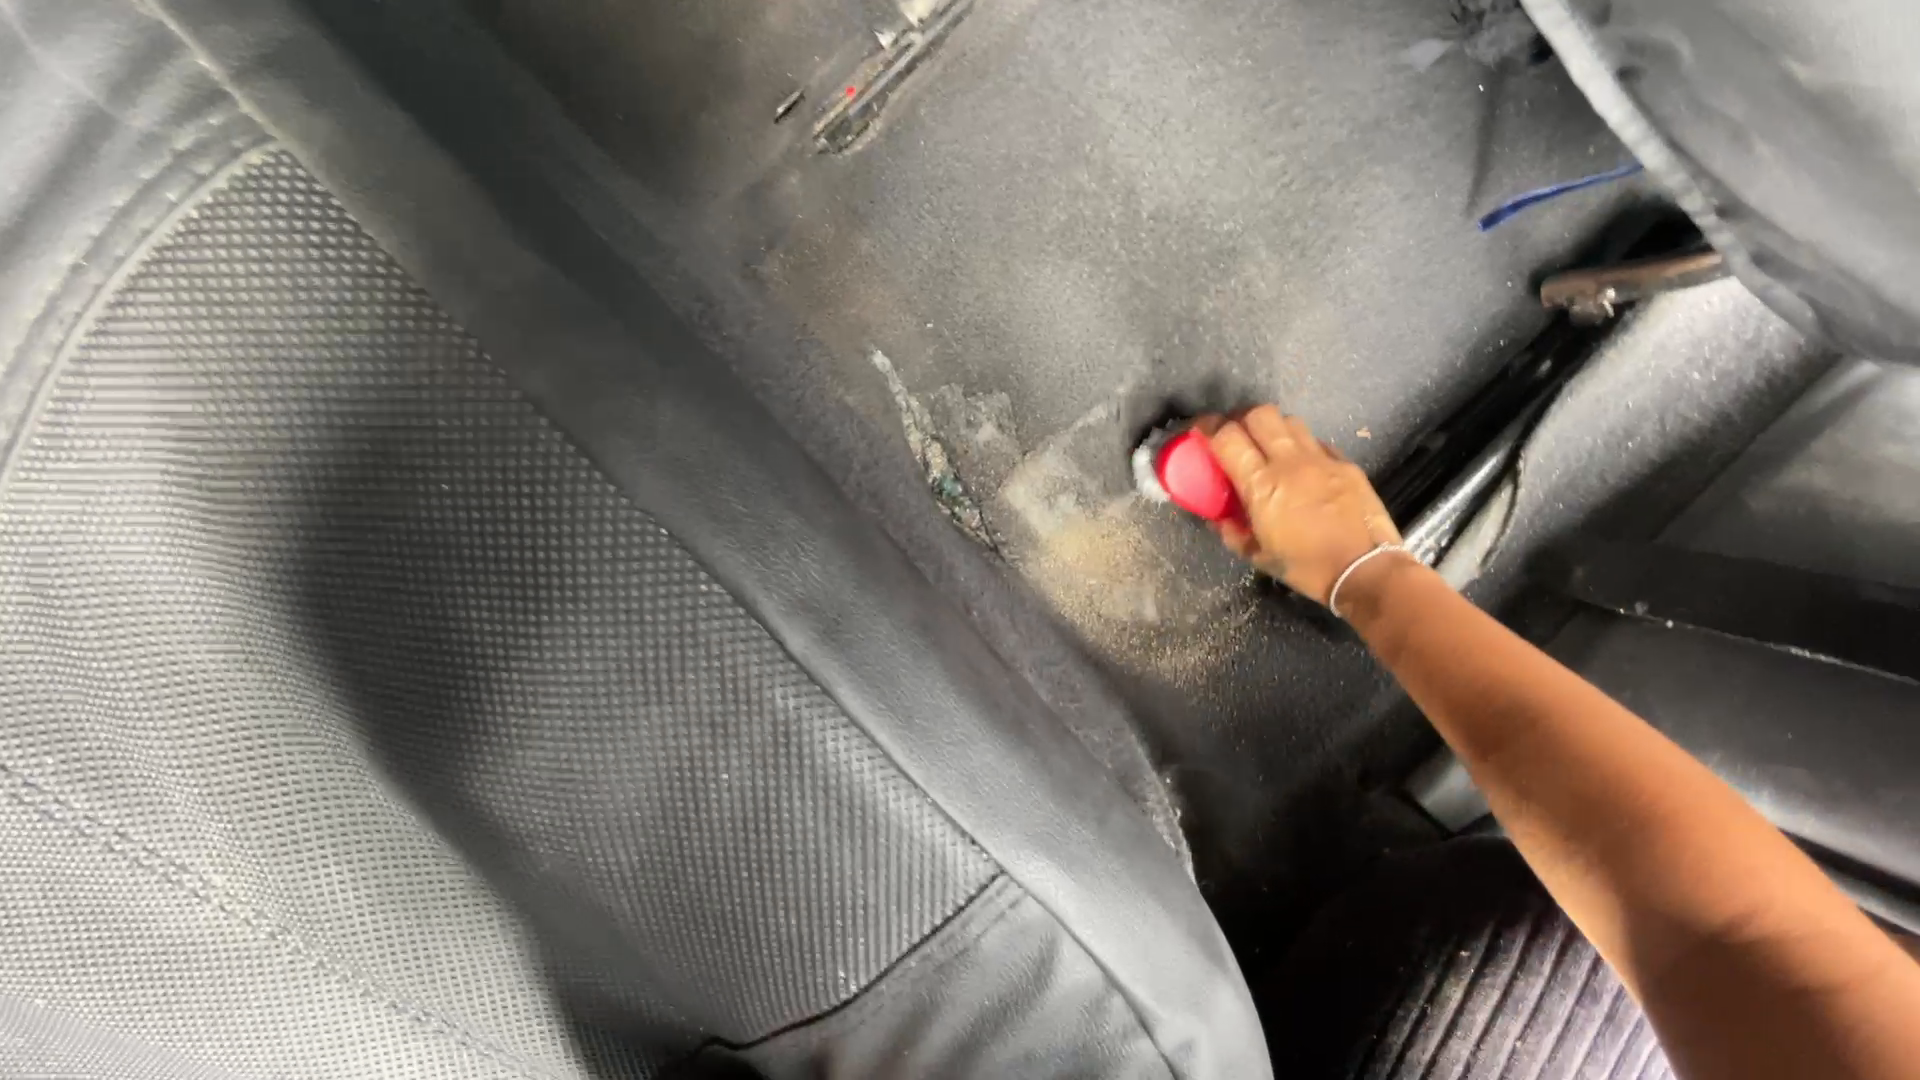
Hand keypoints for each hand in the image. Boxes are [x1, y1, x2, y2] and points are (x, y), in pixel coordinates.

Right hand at [1197, 407, 1404, 606]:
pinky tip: (1300, 464)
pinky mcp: (1345, 464)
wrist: (1365, 570)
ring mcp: (1321, 459)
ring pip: (1289, 421)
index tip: (1200, 430)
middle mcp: (1289, 462)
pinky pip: (1315, 441)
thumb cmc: (1306, 567)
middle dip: (1240, 418)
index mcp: (1261, 485)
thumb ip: (1232, 532)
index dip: (1208, 426)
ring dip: (1271, 428)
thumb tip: (1218, 518)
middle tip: (1234, 434)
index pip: (1227, 436)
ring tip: (1266, 445)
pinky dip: (1300, 445)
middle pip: (1259, 414)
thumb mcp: (1257, 556)